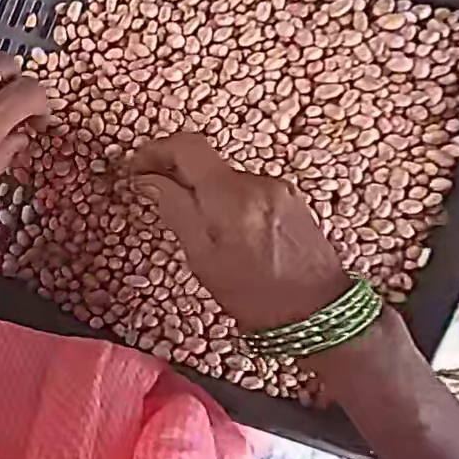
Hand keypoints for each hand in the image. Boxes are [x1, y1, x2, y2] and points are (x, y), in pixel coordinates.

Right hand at [127, 133, 352, 331]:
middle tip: (156, 199)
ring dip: (204, 193)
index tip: (138, 166)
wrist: (320, 313)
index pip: (187, 146)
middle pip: (205, 162)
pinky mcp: (289, 197)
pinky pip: (245, 190)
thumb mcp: (203, 258)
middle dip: (177, 176)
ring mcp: (277, 187)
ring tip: (199, 231)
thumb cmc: (255, 295)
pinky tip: (230, 235)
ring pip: (224, 179)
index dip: (156, 150)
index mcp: (230, 195)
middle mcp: (256, 181)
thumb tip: (149, 180)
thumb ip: (175, 210)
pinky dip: (227, 202)